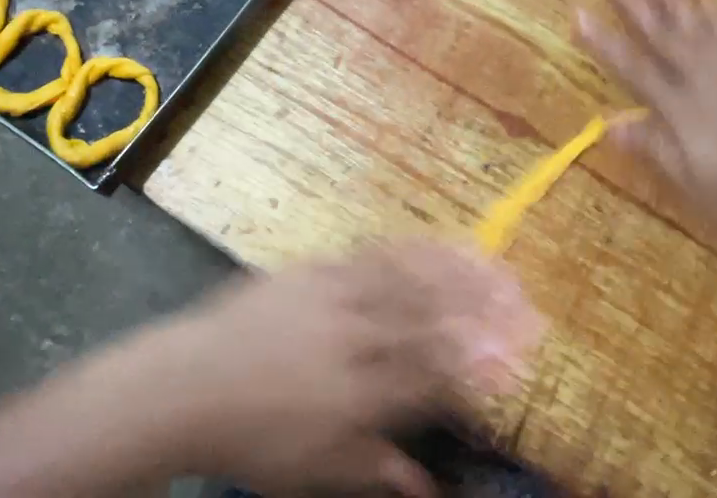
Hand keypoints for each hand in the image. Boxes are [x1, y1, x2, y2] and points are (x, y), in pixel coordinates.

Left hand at [125, 241, 542, 495]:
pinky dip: (417, 249)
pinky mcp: (318, 270)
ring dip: (461, 273)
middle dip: (485, 314)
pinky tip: (443, 244)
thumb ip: (380, 470)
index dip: (478, 366)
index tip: (518, 360)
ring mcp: (336, 297)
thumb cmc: (254, 438)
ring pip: (409, 280)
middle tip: (530, 308)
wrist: (187, 384)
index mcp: (356, 395)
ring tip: (503, 268)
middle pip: (429, 322)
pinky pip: (375, 254)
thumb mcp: (316, 470)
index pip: (430, 376)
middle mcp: (353, 340)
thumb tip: (434, 489)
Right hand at [576, 0, 716, 258]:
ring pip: (695, 24)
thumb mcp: (691, 180)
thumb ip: (653, 146)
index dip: (604, 41)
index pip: (634, 68)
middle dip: (634, 2)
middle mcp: (703, 78)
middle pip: (662, 34)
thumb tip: (610, 123)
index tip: (579, 13)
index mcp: (680, 108)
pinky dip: (714, 12)